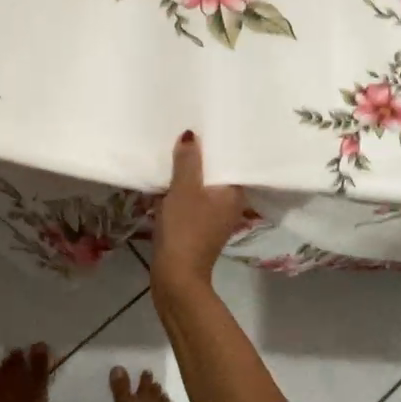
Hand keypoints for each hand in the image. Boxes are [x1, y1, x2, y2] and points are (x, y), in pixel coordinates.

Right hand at [151, 131, 247, 293]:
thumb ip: (188, 161)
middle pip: (215, 175)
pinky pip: (192, 203)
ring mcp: (214, 220)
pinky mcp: (199, 230)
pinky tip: (166, 183)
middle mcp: (230, 206)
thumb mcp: (184, 189)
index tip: (206, 126)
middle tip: (185, 134)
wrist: (176, 276)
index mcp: (234, 194)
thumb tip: (191, 134)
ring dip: (188, 177)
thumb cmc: (185, 229)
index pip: (231, 162)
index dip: (218, 145)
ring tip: (173, 153)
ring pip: (202, 189)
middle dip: (200, 159)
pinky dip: (181, 193)